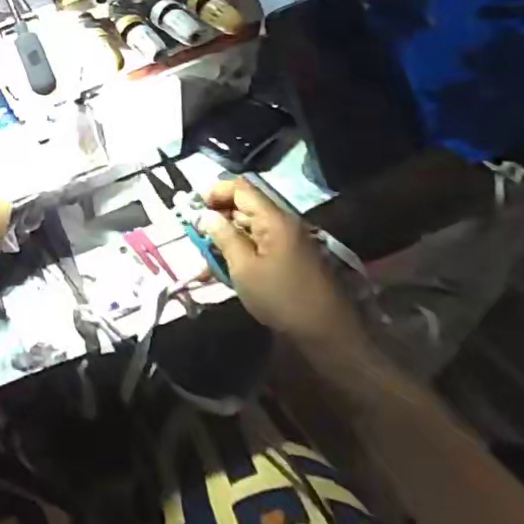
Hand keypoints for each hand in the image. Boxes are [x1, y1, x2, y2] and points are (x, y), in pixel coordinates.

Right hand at [200, 177, 365, 352]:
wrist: (328, 334)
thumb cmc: (282, 298)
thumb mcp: (244, 268)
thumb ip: (223, 237)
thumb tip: (205, 215)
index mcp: (274, 219)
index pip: (241, 188)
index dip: (215, 192)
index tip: (194, 208)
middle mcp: (284, 223)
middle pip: (245, 207)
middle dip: (217, 217)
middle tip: (197, 236)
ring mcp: (290, 241)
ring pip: (250, 228)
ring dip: (227, 238)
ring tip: (207, 260)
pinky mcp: (292, 259)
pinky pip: (261, 245)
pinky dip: (241, 252)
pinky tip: (225, 272)